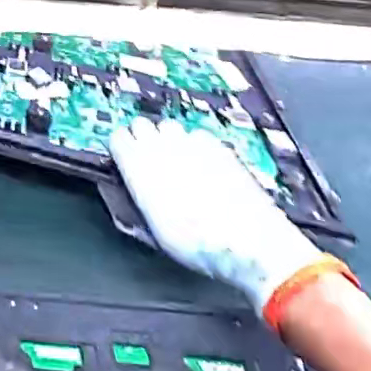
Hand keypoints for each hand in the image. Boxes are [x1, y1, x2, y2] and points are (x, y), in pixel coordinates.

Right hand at [109, 118, 326, 311]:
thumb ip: (135, 198)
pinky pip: (198, 135)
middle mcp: (162, 147)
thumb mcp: (154, 230)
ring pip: (170, 127)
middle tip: (154, 162)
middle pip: (142, 125)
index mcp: (140, 166)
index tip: (127, 159)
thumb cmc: (200, 246)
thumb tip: (125, 187)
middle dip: (145, 140)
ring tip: (181, 165)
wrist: (251, 245)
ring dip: (170, 141)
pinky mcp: (216, 145)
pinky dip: (197, 146)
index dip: (123, 149)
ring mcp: (191, 142)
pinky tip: (205, 167)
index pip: (118, 137)